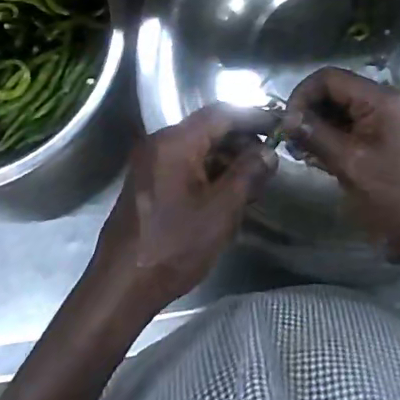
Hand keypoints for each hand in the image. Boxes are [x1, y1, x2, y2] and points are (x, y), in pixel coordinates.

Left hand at [92, 105, 275, 310]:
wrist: (121, 286)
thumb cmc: (174, 246)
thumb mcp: (220, 211)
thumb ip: (248, 175)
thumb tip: (268, 152)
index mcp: (175, 142)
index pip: (221, 113)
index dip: (253, 117)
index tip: (279, 126)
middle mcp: (159, 143)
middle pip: (208, 128)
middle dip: (241, 141)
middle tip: (269, 160)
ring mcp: (150, 163)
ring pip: (197, 148)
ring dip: (226, 159)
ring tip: (254, 182)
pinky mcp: (147, 183)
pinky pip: (184, 164)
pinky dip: (208, 172)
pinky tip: (227, 194)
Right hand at [284, 67, 399, 260]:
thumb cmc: (393, 196)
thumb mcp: (349, 164)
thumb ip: (316, 135)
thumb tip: (286, 119)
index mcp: (382, 100)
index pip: (331, 78)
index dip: (303, 94)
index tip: (287, 122)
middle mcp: (388, 99)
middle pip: (337, 89)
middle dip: (311, 110)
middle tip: (292, 139)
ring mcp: (391, 116)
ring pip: (344, 106)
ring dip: (320, 124)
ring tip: (303, 150)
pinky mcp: (390, 132)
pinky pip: (355, 122)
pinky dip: (335, 134)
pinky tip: (320, 155)